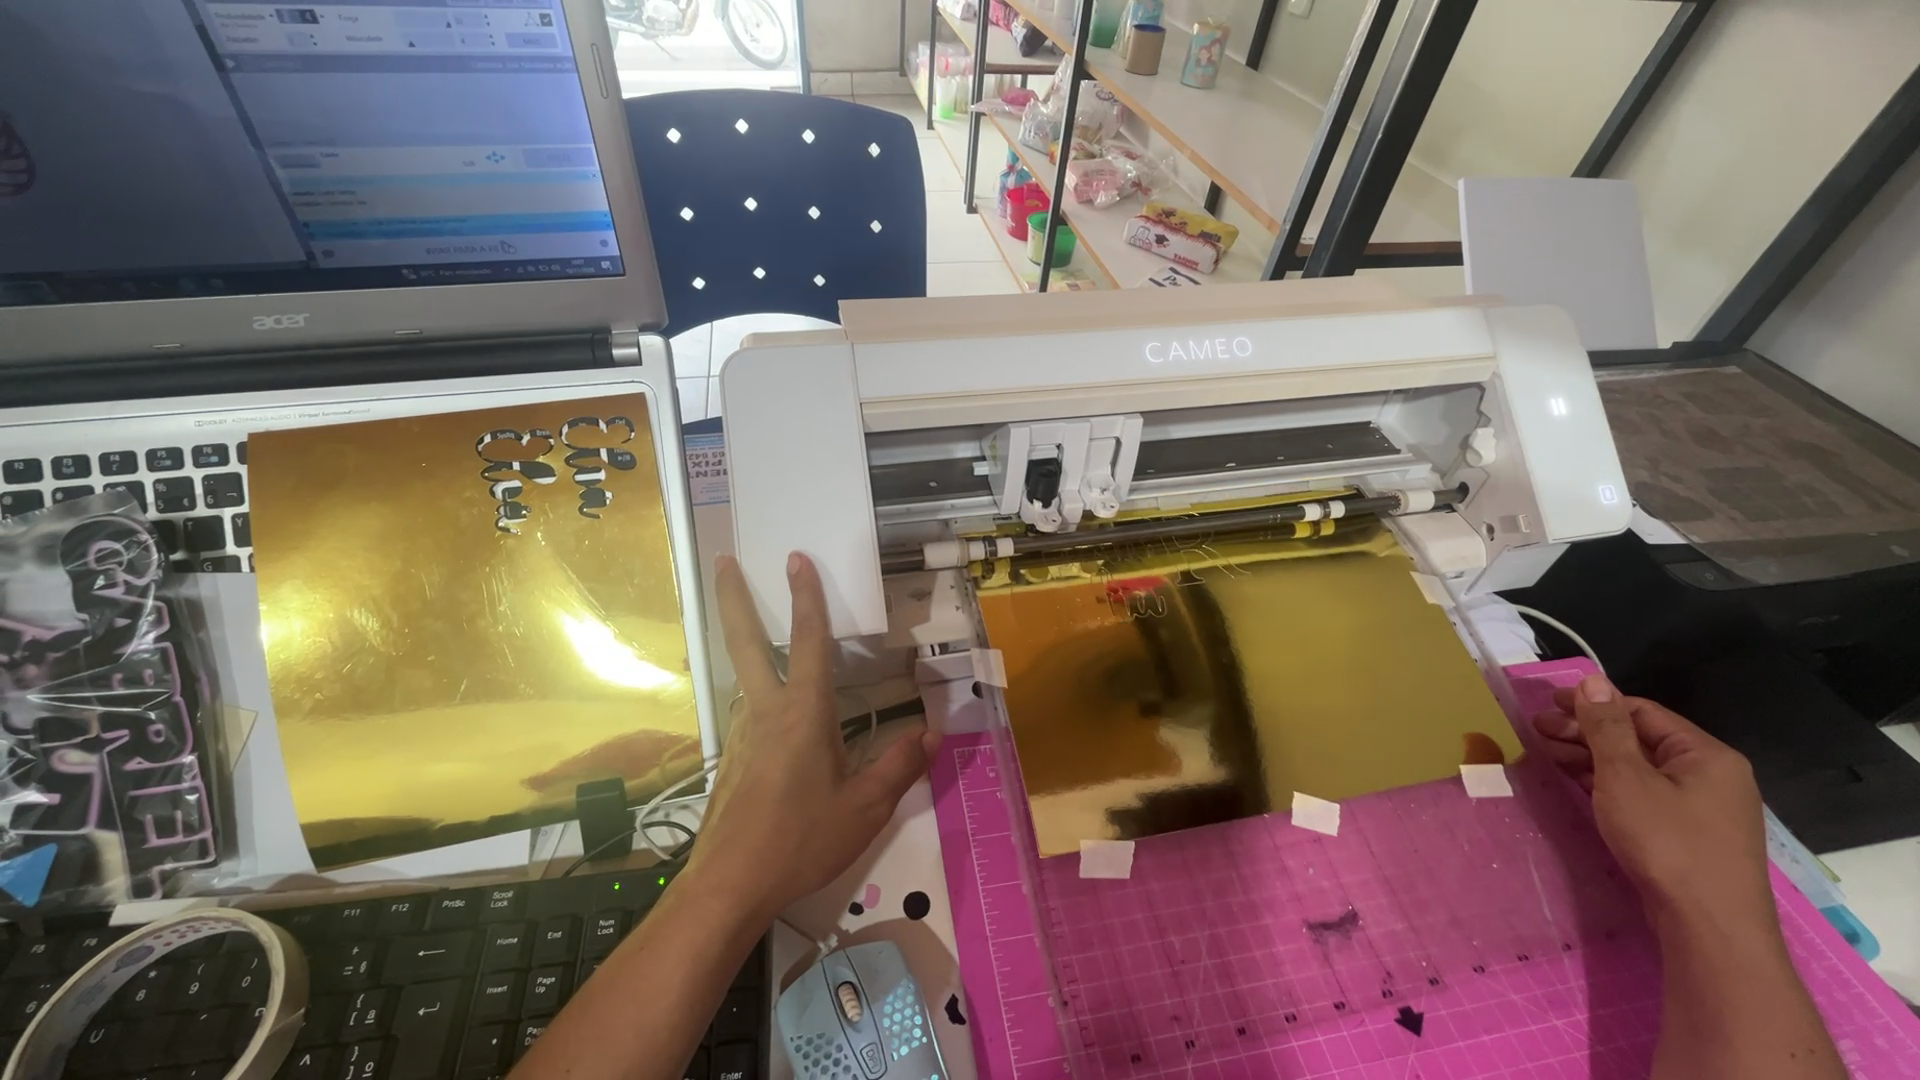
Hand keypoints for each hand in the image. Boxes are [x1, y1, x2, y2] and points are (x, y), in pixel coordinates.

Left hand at [687, 553, 936, 922]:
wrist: (729, 883)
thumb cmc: (801, 839)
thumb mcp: (865, 808)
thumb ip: (899, 766)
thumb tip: (931, 734)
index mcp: (802, 712)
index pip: (809, 641)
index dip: (806, 597)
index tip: (796, 558)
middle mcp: (766, 711)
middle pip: (746, 641)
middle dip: (735, 598)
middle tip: (722, 561)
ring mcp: (743, 733)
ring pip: (741, 673)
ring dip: (740, 638)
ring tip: (748, 619)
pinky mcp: (734, 757)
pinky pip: (746, 707)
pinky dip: (752, 684)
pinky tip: (767, 705)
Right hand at [1532, 674, 1775, 935]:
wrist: (1709, 925)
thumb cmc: (1666, 842)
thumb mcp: (1625, 777)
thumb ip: (1605, 727)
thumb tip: (1593, 680)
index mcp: (1705, 754)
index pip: (1641, 711)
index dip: (1591, 705)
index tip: (1545, 707)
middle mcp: (1710, 774)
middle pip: (1639, 738)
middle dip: (1585, 731)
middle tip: (1535, 730)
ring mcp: (1701, 806)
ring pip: (1638, 767)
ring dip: (1590, 757)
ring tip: (1545, 754)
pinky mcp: (1688, 832)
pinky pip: (1642, 792)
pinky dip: (1607, 783)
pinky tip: (1576, 782)